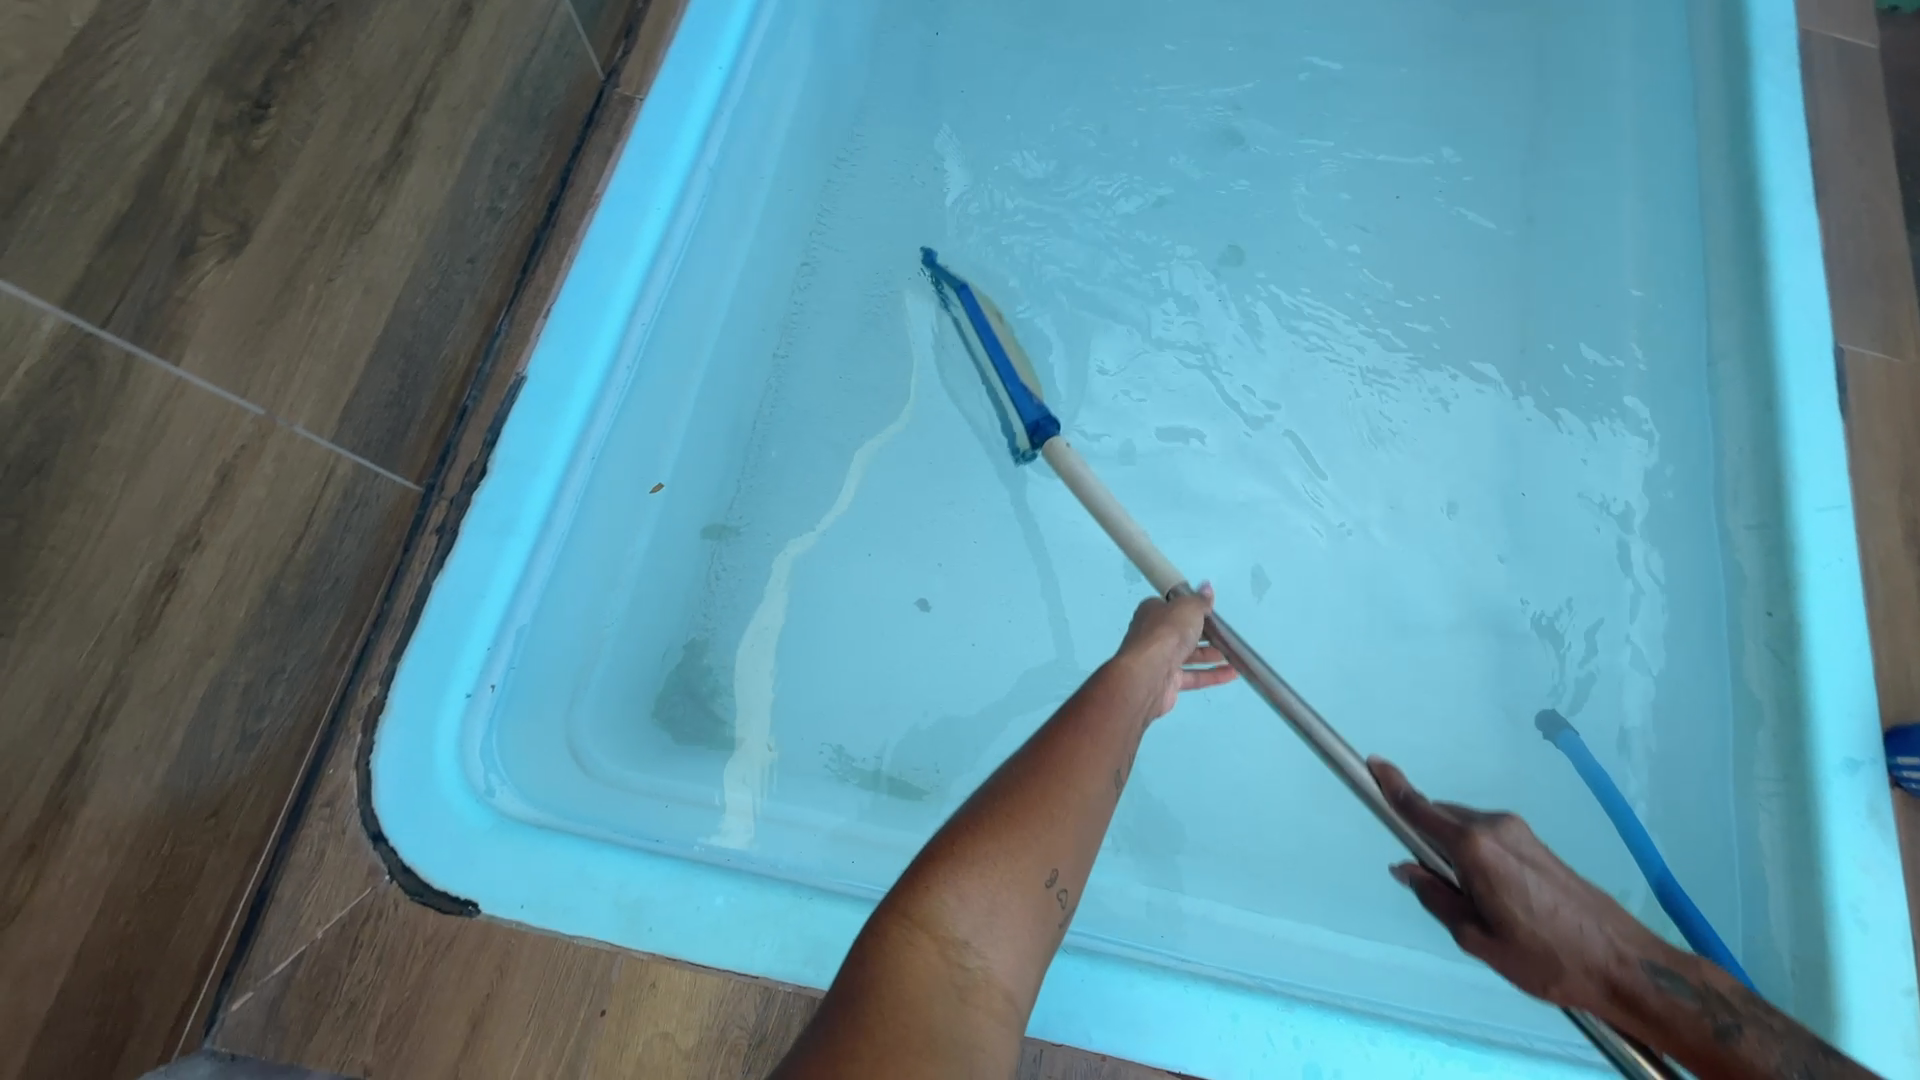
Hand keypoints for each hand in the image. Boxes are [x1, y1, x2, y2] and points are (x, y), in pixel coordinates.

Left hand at [1112, 583, 1236, 720]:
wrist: (1149, 674)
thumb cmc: (1167, 632)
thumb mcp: (1188, 608)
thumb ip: (1200, 600)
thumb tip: (1206, 586)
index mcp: (1152, 613)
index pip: (1172, 608)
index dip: (1190, 609)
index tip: (1210, 612)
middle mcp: (1153, 635)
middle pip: (1181, 633)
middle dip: (1204, 634)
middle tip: (1227, 635)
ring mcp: (1159, 660)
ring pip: (1188, 656)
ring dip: (1211, 655)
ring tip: (1234, 655)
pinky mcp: (1167, 682)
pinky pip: (1193, 676)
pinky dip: (1212, 675)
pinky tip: (1232, 674)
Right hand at [1368, 758, 1665, 1014]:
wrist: (1627, 967)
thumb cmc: (1545, 958)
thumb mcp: (1477, 938)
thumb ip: (1435, 897)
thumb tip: (1407, 869)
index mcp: (1472, 848)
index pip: (1419, 809)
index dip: (1393, 785)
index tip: (1373, 763)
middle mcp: (1493, 828)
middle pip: (1440, 817)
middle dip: (1426, 837)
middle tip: (1435, 882)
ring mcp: (1519, 832)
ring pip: (1464, 828)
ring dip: (1453, 848)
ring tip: (1476, 899)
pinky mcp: (1536, 844)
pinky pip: (1487, 837)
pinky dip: (1476, 853)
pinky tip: (1497, 894)